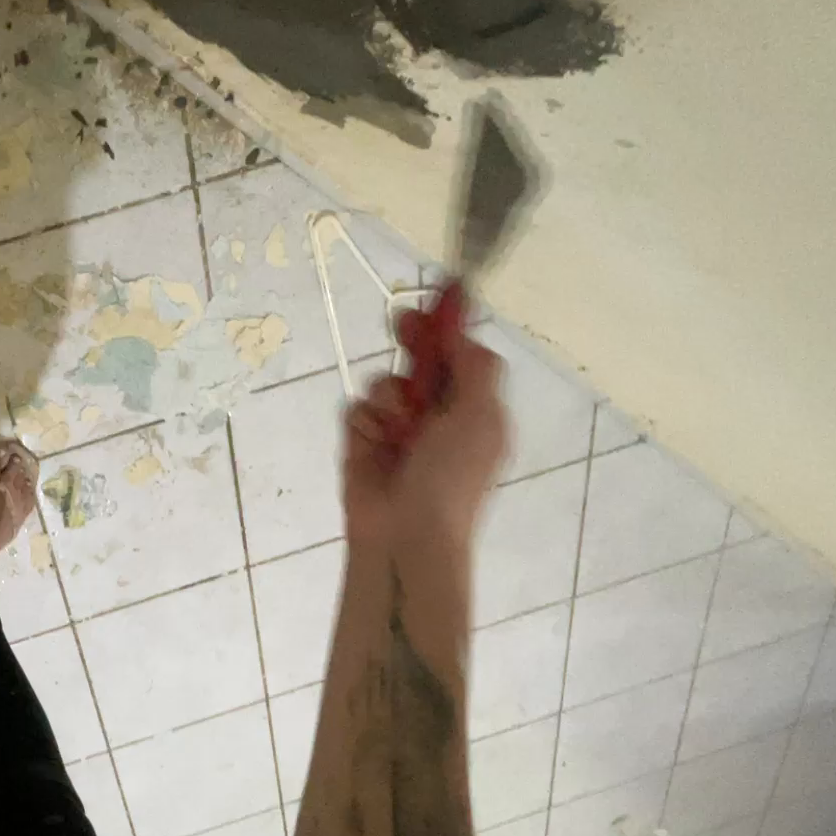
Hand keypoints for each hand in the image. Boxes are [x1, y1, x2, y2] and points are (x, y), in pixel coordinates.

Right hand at [342, 313, 507, 543]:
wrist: (406, 534)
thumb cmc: (452, 478)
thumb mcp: (481, 418)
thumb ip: (476, 367)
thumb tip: (462, 333)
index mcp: (473, 408)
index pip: (459, 356)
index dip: (446, 328)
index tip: (435, 301)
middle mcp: (434, 414)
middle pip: (417, 361)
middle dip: (410, 344)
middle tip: (400, 323)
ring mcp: (394, 428)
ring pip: (381, 383)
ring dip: (388, 399)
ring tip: (396, 429)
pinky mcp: (360, 443)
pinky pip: (354, 410)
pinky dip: (362, 422)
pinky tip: (371, 443)